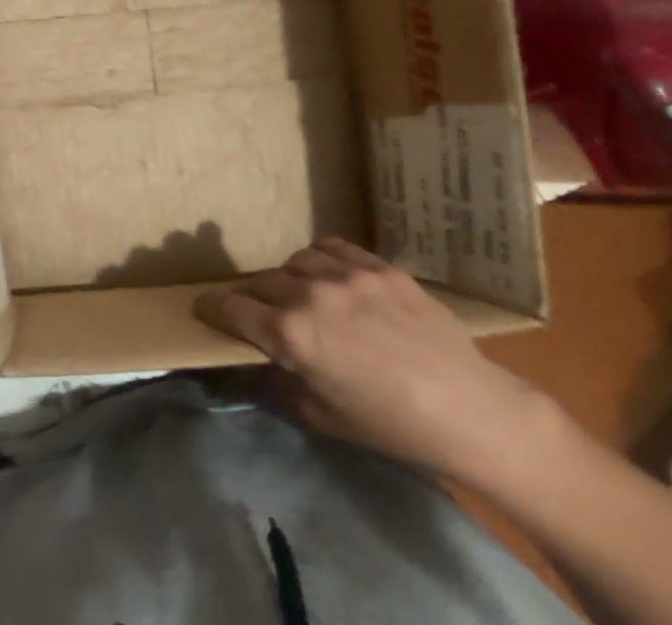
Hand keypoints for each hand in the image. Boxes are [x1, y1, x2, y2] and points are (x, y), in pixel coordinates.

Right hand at [194, 237, 553, 476]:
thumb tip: (258, 362)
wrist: (467, 409)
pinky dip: (320, 259)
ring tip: (298, 294)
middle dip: (251, 298)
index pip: (229, 307)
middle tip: (258, 314)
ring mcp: (348, 276)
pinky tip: (329, 276)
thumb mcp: (317, 415)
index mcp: (289, 334)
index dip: (211, 308)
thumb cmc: (387, 424)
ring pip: (295, 261)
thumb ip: (277, 381)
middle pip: (260, 282)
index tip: (204, 309)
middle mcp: (310, 295)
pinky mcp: (381, 267)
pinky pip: (333, 248)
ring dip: (287, 278)